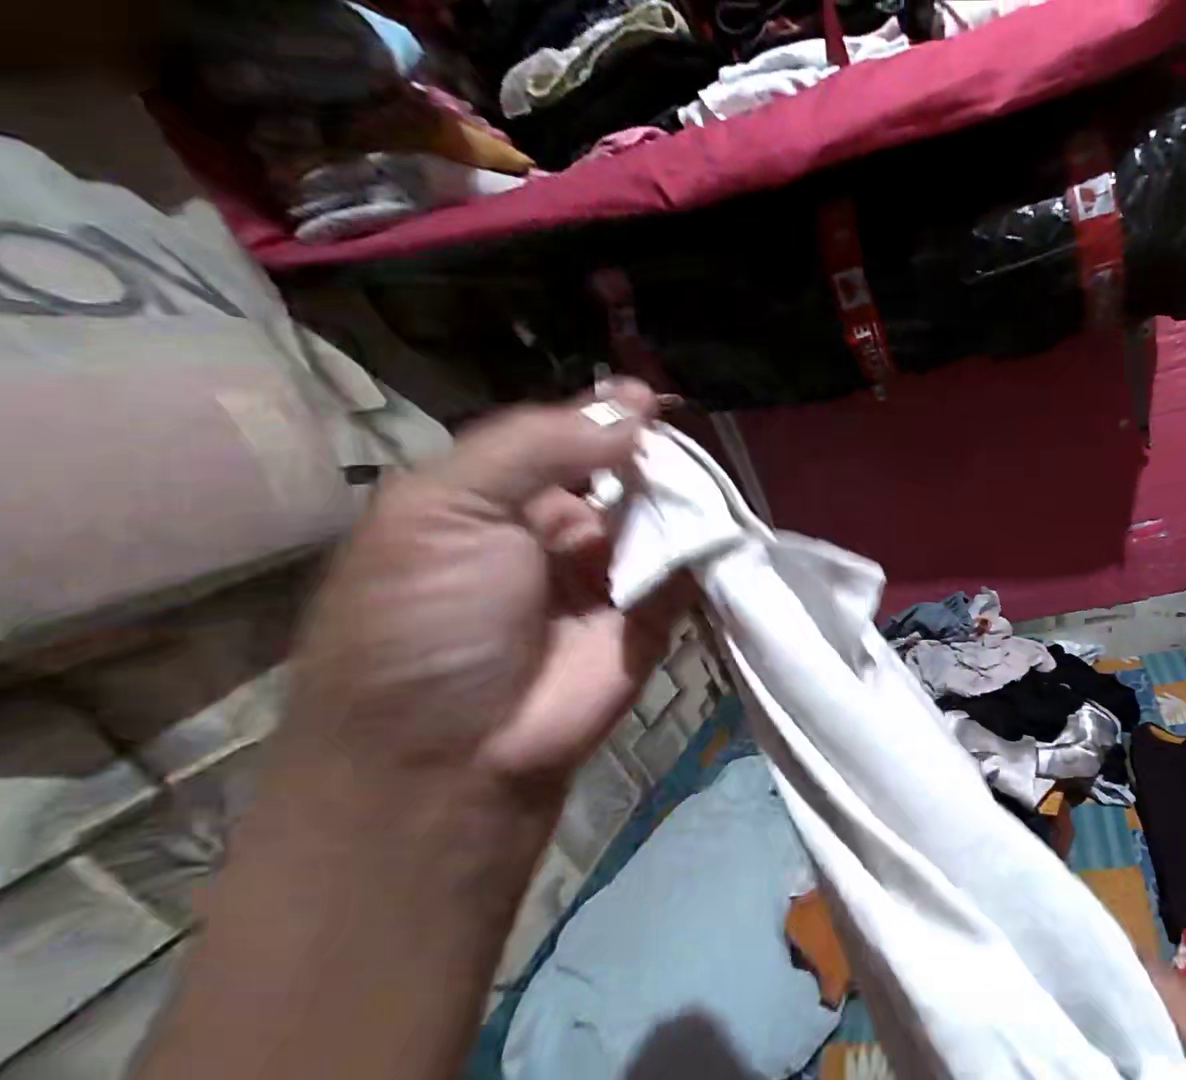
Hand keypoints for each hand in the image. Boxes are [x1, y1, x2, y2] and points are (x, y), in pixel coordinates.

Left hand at [287, 379, 697, 795]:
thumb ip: (535, 447)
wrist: (453, 756)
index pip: (561, 439)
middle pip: (621, 472)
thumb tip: (630, 409)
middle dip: (652, 455)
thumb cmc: (425, 620)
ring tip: (704, 480)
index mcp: (496, 498)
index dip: (602, 415)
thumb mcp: (445, 510)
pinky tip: (722, 523)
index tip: (647, 399)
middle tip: (682, 440)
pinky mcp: (657, 615)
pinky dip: (708, 545)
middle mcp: (557, 529)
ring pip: (662, 515)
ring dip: (685, 496)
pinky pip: (690, 567)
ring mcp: (612, 573)